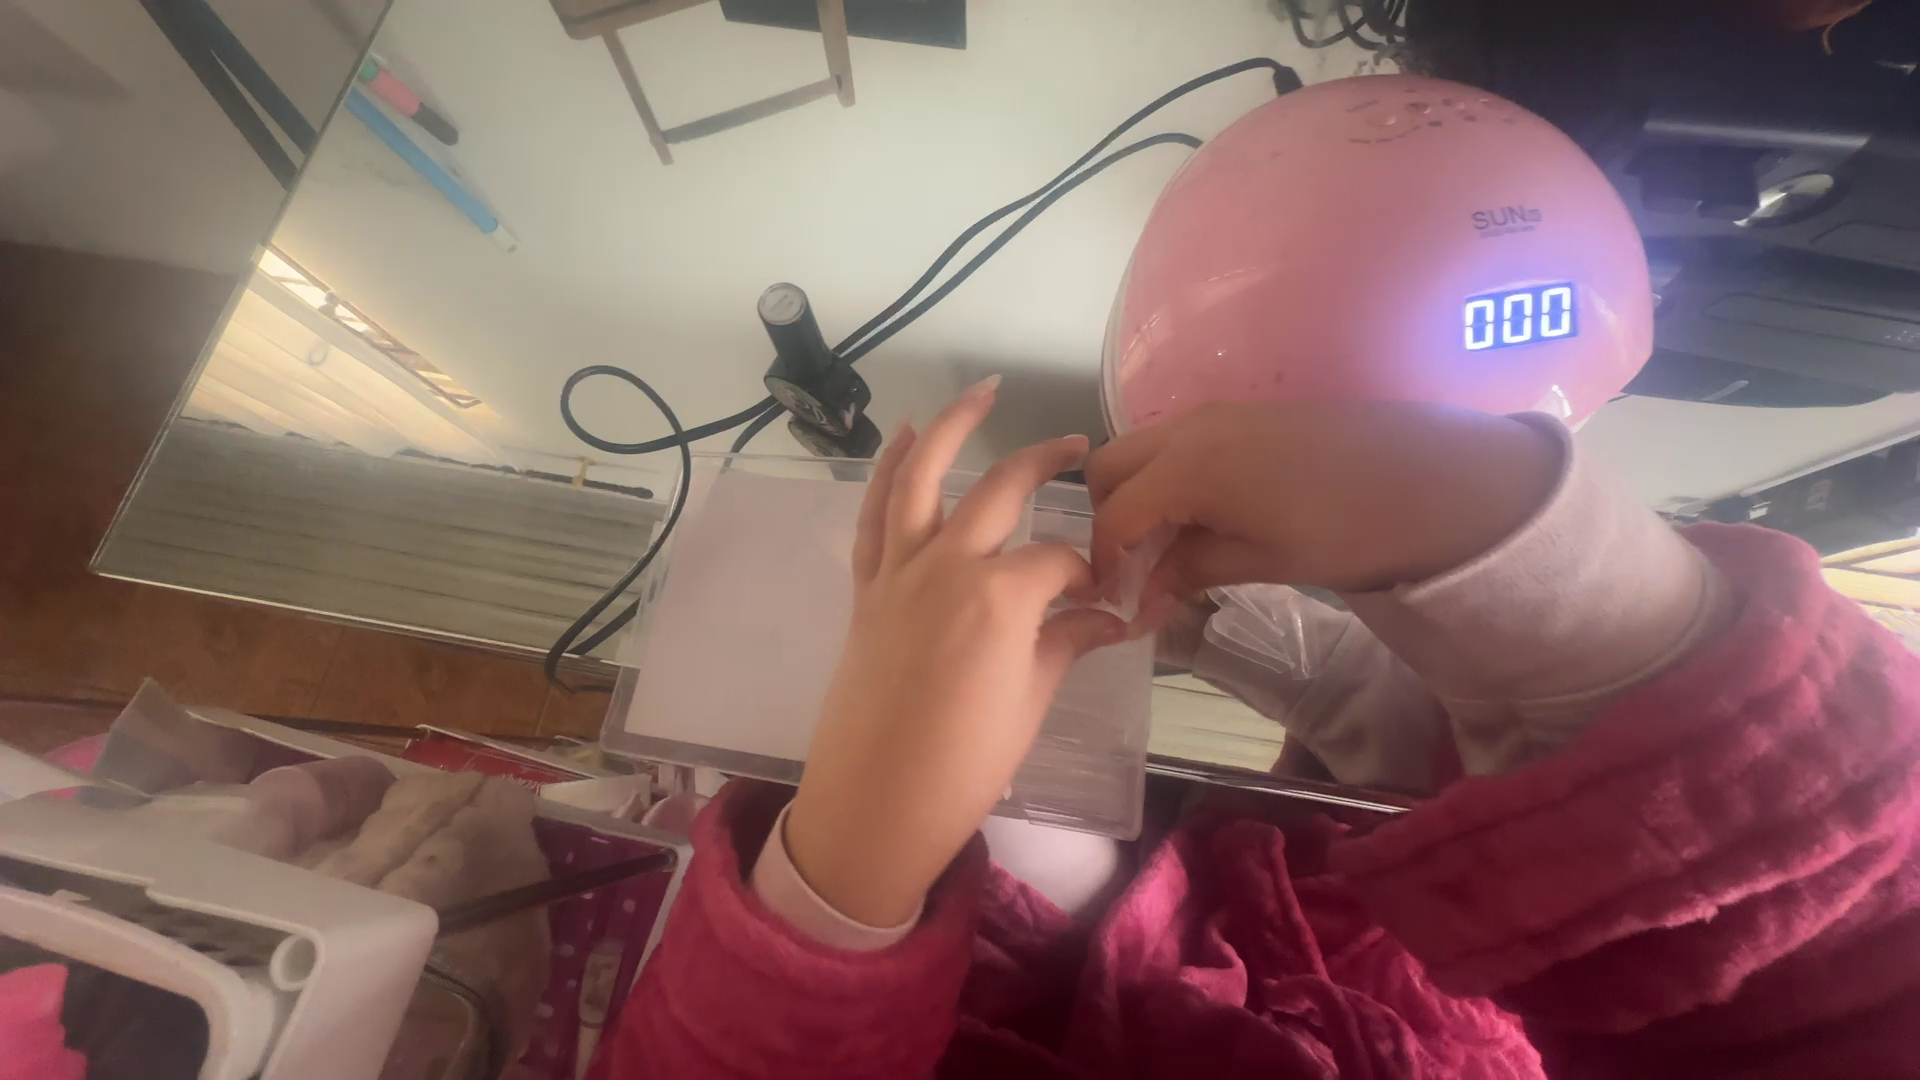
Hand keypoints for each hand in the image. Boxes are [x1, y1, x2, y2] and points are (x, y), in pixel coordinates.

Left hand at [784, 378, 1127, 926]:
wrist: (876, 804)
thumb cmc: (965, 763)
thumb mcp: (1032, 699)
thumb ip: (1068, 640)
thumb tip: (1112, 615)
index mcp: (1000, 596)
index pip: (1058, 562)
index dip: (1087, 572)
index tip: (1101, 594)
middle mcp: (947, 564)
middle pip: (1000, 491)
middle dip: (1044, 460)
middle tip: (1075, 446)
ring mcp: (899, 570)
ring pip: (921, 477)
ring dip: (950, 427)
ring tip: (981, 392)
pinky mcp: (867, 586)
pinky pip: (875, 515)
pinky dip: (886, 471)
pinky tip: (902, 437)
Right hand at [1087, 400, 1560, 632]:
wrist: (1438, 477)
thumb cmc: (1344, 529)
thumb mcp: (1259, 561)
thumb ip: (1186, 572)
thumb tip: (1138, 602)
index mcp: (1187, 467)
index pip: (1115, 514)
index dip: (1103, 559)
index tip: (1110, 596)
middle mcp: (1187, 429)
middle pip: (1108, 467)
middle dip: (1105, 515)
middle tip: (1132, 560)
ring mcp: (1213, 414)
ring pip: (1140, 450)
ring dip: (1134, 493)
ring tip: (1166, 540)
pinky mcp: (1238, 413)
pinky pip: (1174, 442)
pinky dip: (1165, 477)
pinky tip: (1200, 511)